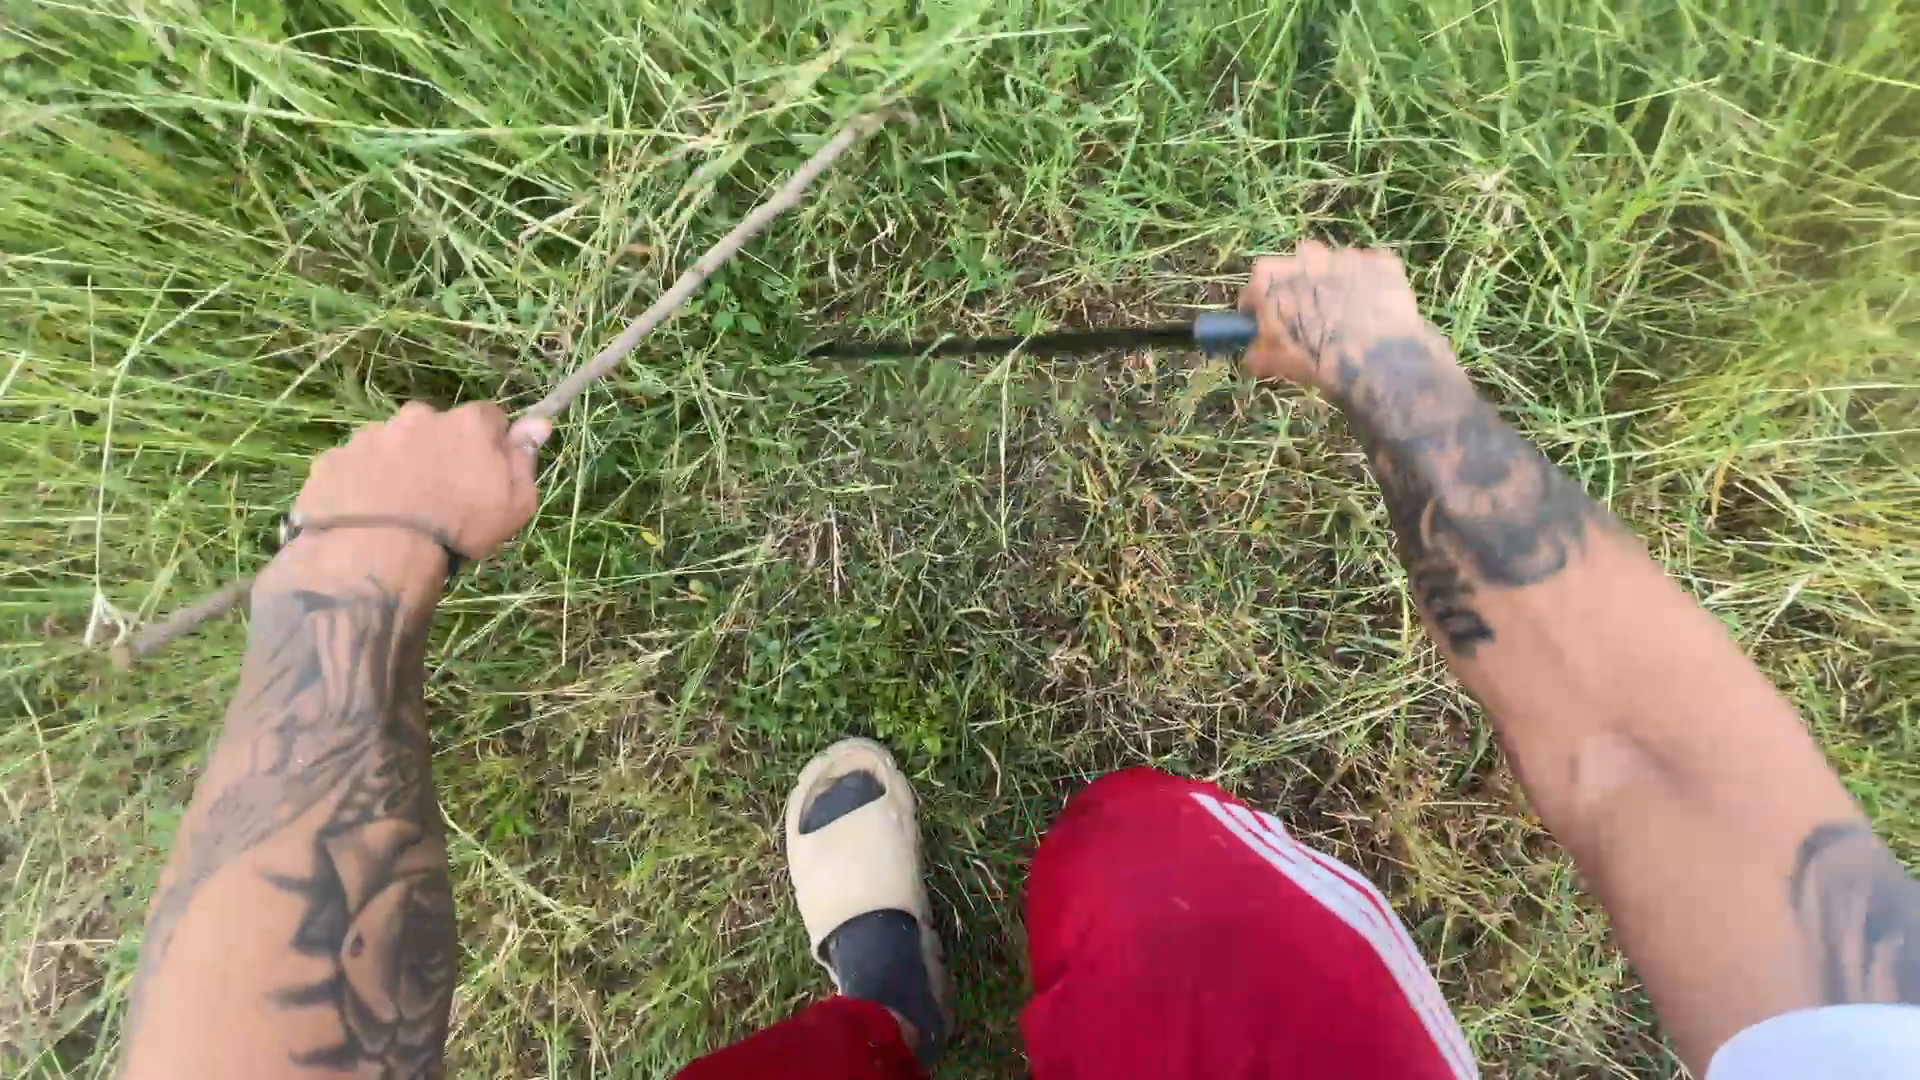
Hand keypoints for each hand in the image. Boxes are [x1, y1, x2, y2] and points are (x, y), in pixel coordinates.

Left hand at [291, 402, 549, 559]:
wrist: (379, 550)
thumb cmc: (462, 526)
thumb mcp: (517, 501)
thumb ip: (525, 458)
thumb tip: (539, 423)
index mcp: (468, 424)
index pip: (491, 416)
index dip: (494, 441)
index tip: (492, 469)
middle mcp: (420, 417)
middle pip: (440, 425)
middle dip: (445, 448)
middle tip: (447, 489)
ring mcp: (373, 434)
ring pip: (398, 442)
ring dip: (406, 462)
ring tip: (407, 503)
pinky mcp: (336, 456)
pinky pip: (360, 462)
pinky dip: (370, 477)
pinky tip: (375, 508)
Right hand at [1237, 240, 1430, 391]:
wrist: (1379, 360)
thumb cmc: (1317, 360)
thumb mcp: (1275, 364)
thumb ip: (1257, 353)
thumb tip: (1254, 352)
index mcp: (1270, 281)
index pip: (1253, 287)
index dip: (1257, 306)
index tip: (1263, 322)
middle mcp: (1305, 257)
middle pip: (1292, 266)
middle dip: (1294, 286)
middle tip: (1303, 315)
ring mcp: (1345, 255)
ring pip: (1331, 264)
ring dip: (1329, 281)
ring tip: (1340, 312)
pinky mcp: (1381, 259)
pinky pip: (1365, 269)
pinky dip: (1363, 285)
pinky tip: (1369, 310)